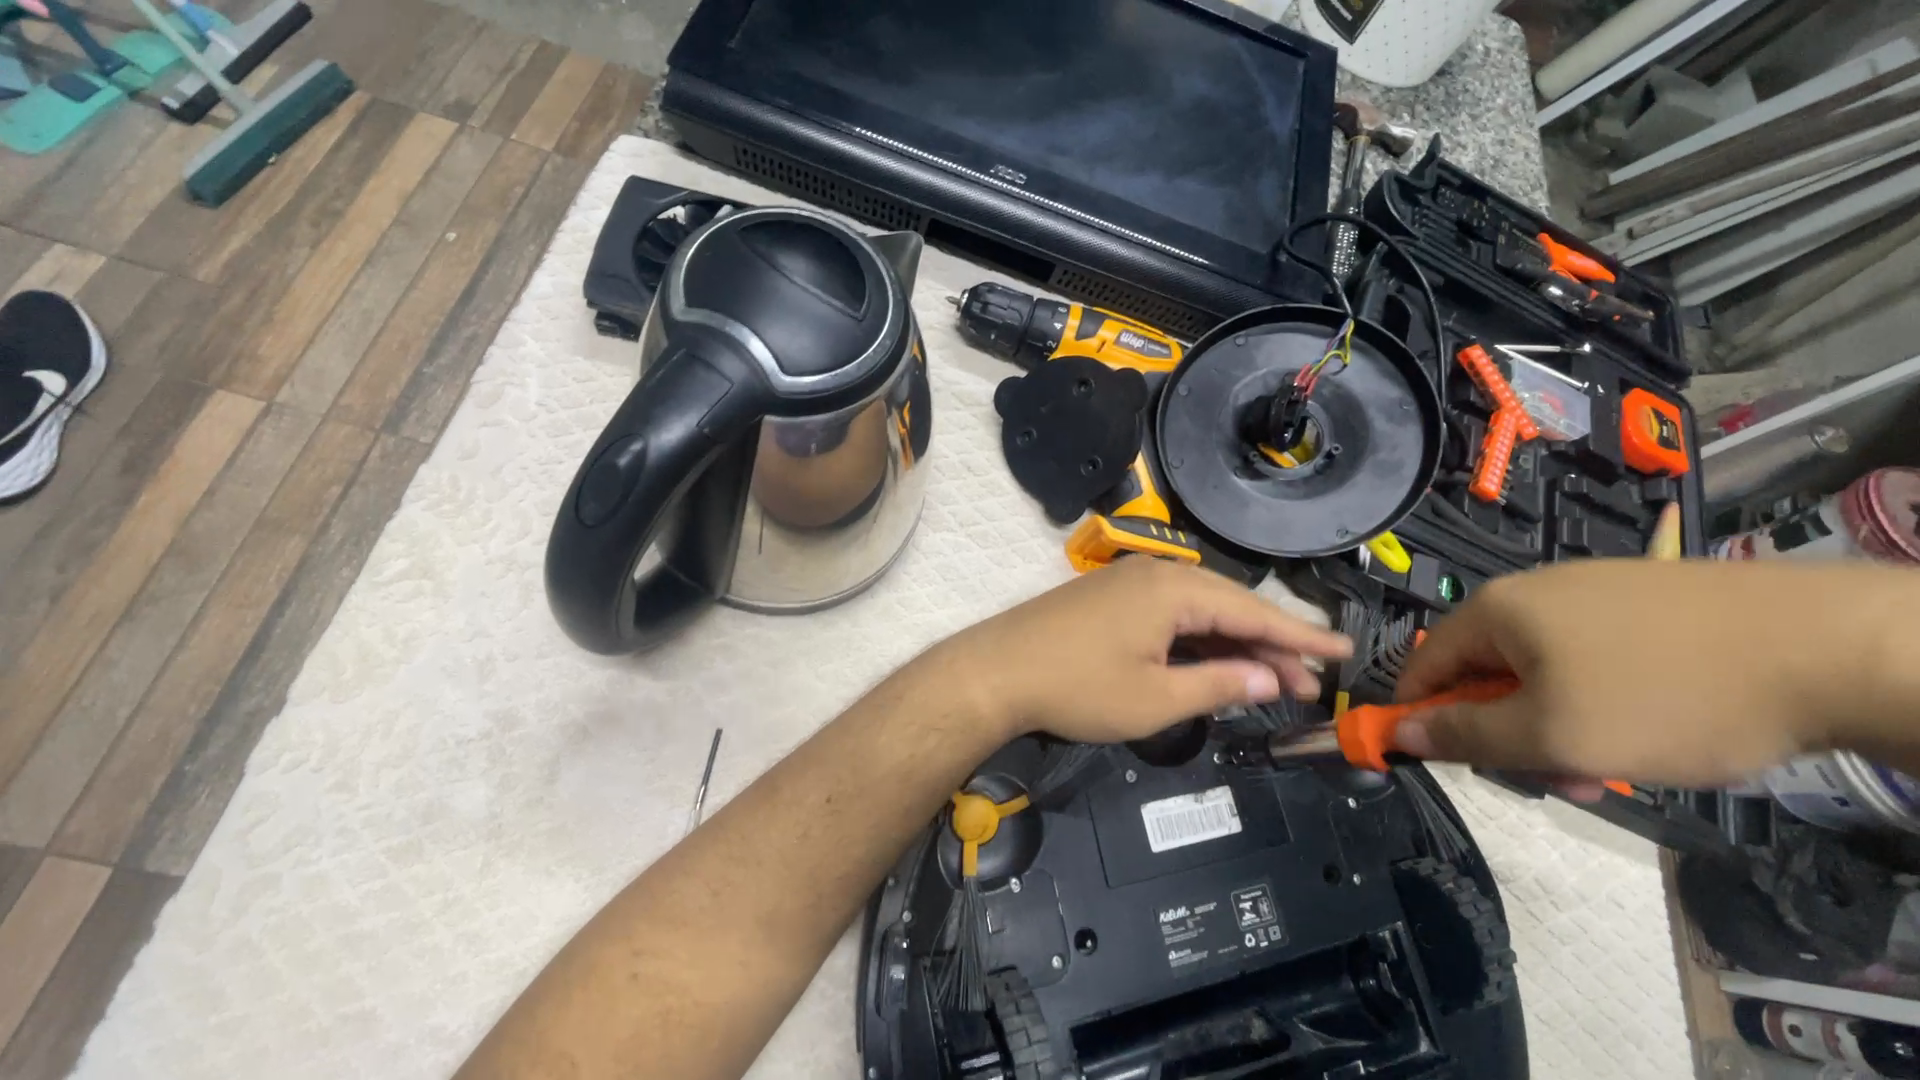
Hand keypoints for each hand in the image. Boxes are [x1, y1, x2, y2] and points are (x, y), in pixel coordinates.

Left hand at [939, 560, 1351, 744]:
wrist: (994, 672)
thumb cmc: (1077, 688)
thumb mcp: (1155, 699)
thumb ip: (1219, 686)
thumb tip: (1271, 678)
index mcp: (1175, 591)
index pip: (1255, 613)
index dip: (1302, 637)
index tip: (1344, 653)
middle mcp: (1158, 574)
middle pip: (1231, 607)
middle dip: (1271, 646)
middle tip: (1308, 684)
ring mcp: (1130, 582)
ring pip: (1202, 611)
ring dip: (1235, 645)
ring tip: (1272, 681)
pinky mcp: (1111, 597)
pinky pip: (1172, 613)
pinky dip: (1199, 640)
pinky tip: (1216, 665)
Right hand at [1390, 560, 1890, 787]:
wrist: (1831, 650)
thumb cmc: (1667, 697)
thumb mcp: (1552, 735)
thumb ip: (1466, 737)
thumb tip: (1401, 731)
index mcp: (1497, 610)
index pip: (1423, 663)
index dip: (1419, 714)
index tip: (1443, 762)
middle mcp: (1536, 590)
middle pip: (1488, 669)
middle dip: (1509, 729)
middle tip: (1561, 778)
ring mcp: (1597, 591)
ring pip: (1546, 669)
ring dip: (1560, 723)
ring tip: (1616, 764)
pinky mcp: (1650, 601)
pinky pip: (1595, 657)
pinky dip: (1603, 699)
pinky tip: (1652, 727)